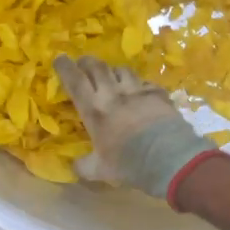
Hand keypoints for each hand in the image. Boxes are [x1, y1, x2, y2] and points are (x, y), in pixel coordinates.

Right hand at [51, 54, 224, 206]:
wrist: (170, 158)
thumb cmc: (130, 164)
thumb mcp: (100, 171)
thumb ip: (84, 166)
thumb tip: (74, 166)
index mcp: (94, 110)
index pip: (75, 80)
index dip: (65, 67)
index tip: (59, 58)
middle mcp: (113, 94)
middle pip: (97, 67)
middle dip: (87, 62)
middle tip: (83, 63)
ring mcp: (137, 91)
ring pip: (121, 70)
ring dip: (113, 70)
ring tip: (111, 76)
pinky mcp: (158, 94)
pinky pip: (144, 82)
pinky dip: (138, 84)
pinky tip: (139, 91)